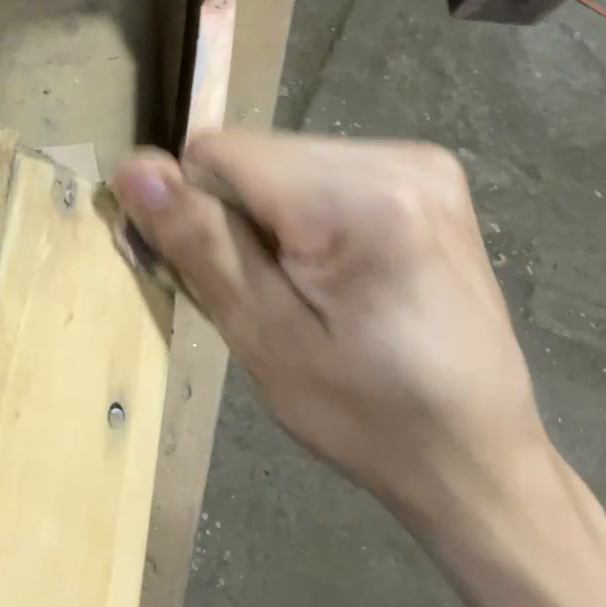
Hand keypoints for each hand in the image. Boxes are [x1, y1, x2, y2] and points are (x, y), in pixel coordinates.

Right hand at [111, 132, 552, 516]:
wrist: (472, 453)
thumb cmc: (363, 413)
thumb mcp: (261, 336)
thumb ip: (199, 241)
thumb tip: (134, 168)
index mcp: (361, 202)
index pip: (216, 153)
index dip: (195, 210)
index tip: (225, 277)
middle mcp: (398, 160)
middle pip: (248, 155)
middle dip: (232, 216)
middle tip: (264, 293)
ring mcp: (420, 162)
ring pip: (275, 160)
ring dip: (263, 217)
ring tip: (299, 287)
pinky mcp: (425, 174)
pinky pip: (312, 169)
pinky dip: (298, 213)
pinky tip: (329, 269)